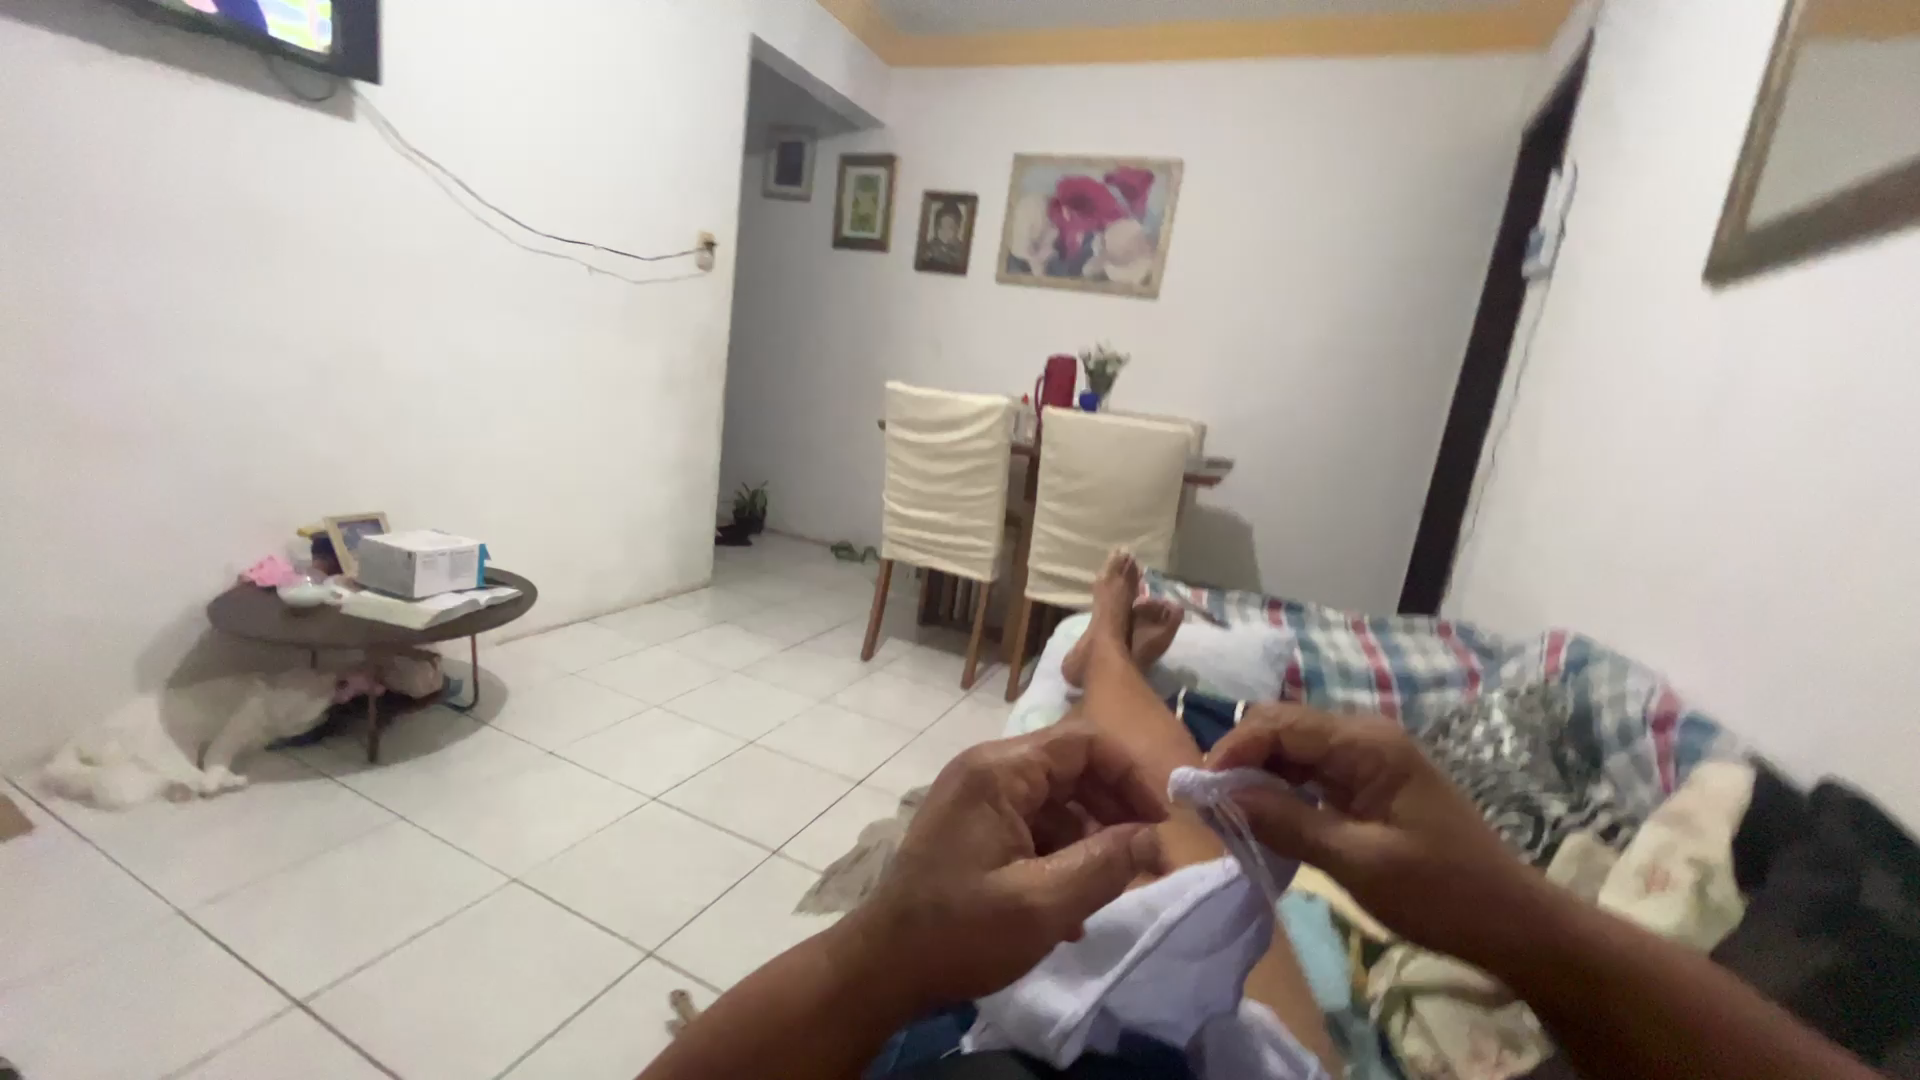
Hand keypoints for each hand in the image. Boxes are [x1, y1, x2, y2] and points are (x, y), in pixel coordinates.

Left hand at [848, 723, 1167, 1010]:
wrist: (883, 966)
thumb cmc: (961, 931)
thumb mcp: (1043, 904)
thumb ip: (1107, 866)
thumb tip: (1154, 838)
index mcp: (999, 771)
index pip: (1083, 742)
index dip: (1130, 776)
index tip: (1160, 823)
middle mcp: (987, 769)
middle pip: (1070, 767)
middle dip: (1113, 809)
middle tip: (1146, 857)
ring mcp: (976, 796)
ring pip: (1054, 798)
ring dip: (1089, 837)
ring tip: (1112, 887)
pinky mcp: (972, 824)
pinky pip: (1031, 823)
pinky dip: (1059, 852)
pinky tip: (1072, 904)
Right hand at [1206, 705, 1555, 965]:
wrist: (1516, 925)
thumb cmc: (1442, 893)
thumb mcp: (1358, 862)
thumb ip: (1286, 822)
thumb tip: (1220, 796)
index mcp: (1367, 743)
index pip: (1280, 724)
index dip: (1234, 749)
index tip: (1201, 788)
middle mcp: (1363, 736)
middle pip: (1281, 727)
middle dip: (1240, 758)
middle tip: (1210, 801)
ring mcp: (1366, 756)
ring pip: (1290, 747)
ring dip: (1257, 773)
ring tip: (1229, 810)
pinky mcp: (1366, 779)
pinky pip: (1308, 769)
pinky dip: (1280, 788)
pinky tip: (1264, 815)